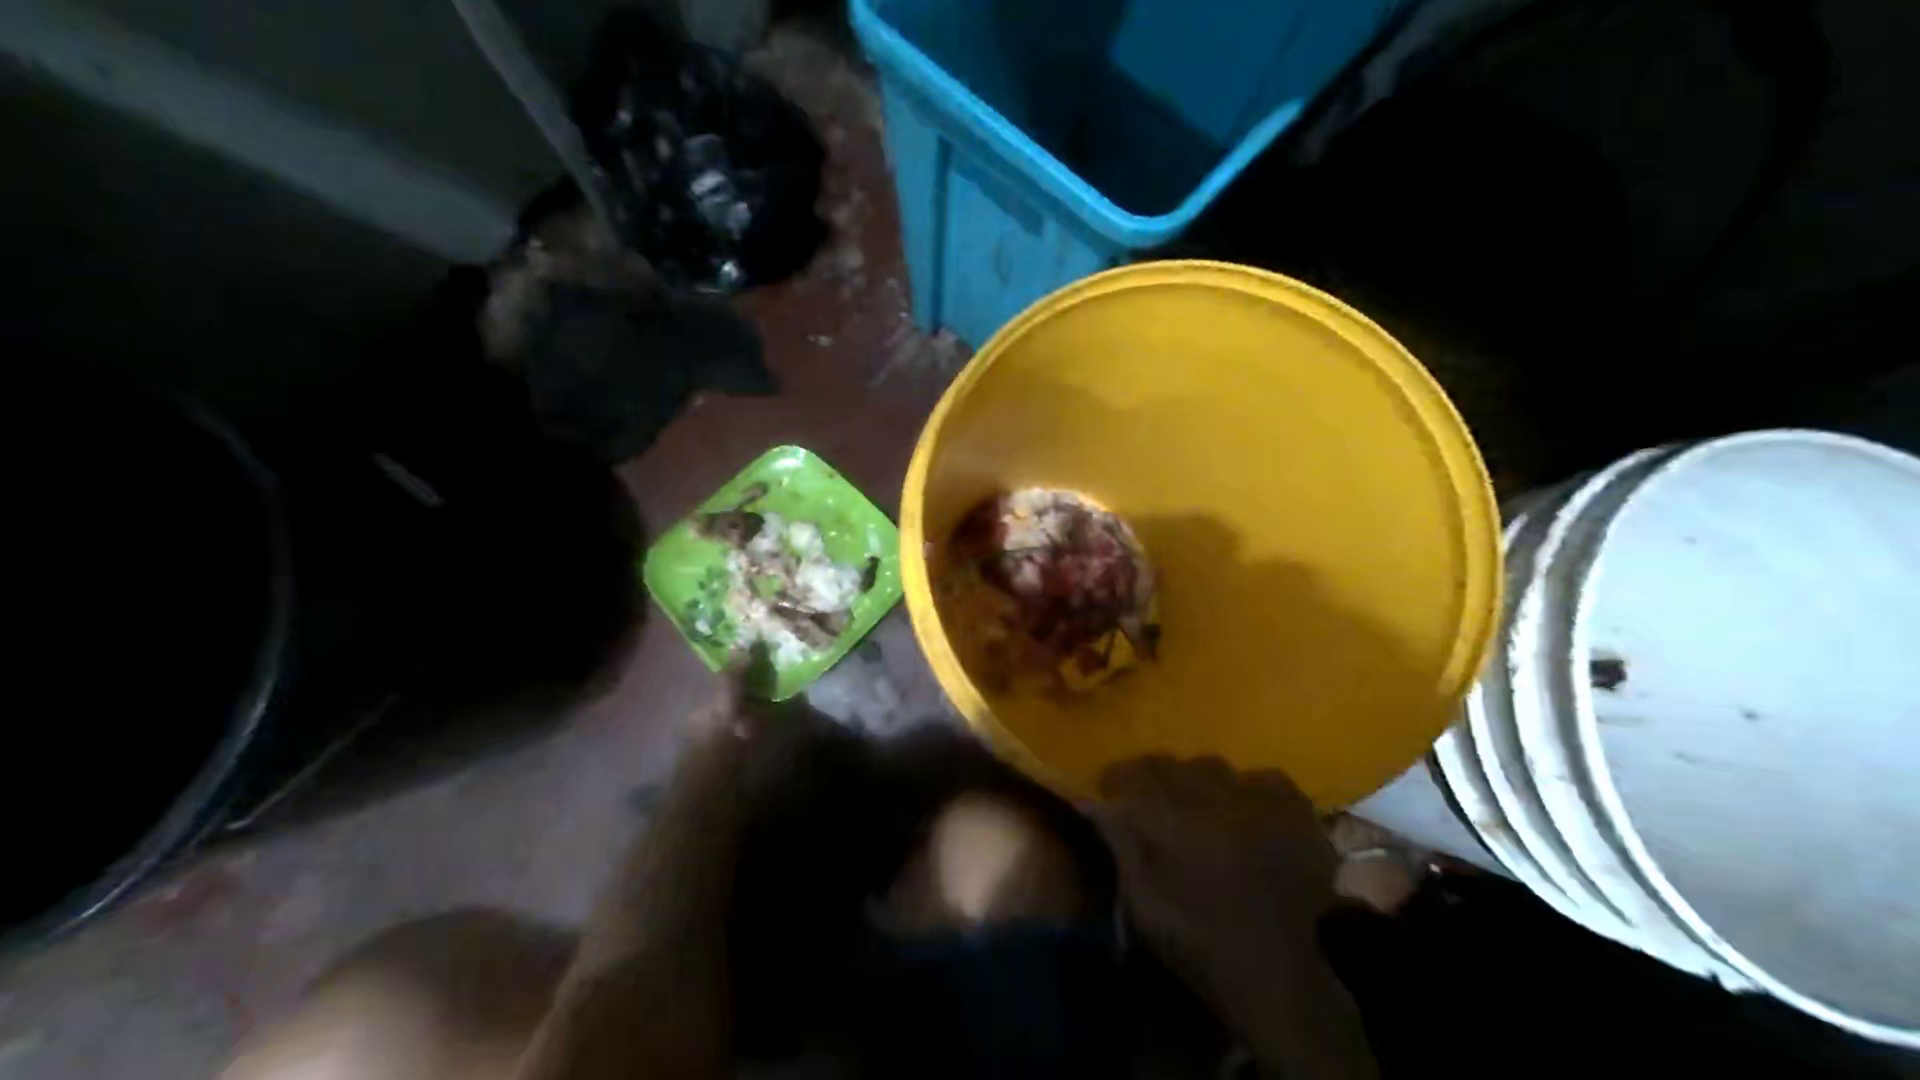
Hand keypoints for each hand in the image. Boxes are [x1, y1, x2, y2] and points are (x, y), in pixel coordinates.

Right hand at [1093, 756, 1335, 970]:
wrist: (1279, 975)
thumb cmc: (1200, 942)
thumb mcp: (1143, 903)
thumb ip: (1118, 845)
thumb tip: (1089, 800)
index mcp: (1172, 822)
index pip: (1132, 776)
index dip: (1116, 779)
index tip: (1107, 790)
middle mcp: (1213, 799)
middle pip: (1170, 765)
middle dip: (1151, 776)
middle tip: (1147, 799)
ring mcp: (1258, 803)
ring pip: (1214, 766)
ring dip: (1196, 779)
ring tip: (1195, 802)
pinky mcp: (1296, 814)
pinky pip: (1267, 778)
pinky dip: (1250, 787)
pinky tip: (1246, 807)